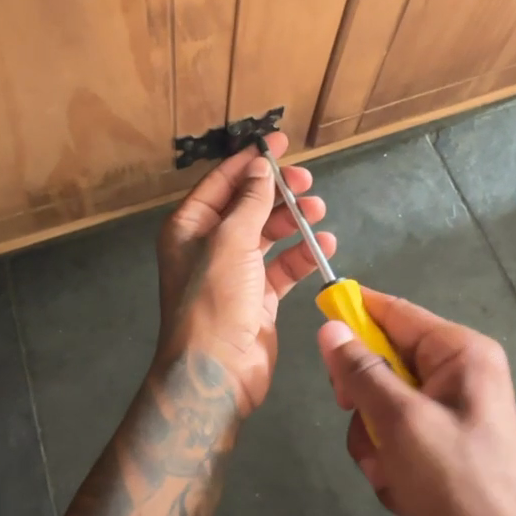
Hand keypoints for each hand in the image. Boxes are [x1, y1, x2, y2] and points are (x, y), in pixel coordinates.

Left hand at [156, 132, 330, 415]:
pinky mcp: (259, 298)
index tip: (281, 142)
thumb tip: (262, 168)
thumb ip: (250, 202)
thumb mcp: (231, 241)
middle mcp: (210, 244)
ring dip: (294, 220)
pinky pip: (284, 267)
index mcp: (190, 226)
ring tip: (319, 210)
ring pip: (269, 234)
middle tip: (307, 182)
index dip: (251, 160)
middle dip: (278, 191)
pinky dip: (303, 255)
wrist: (216, 372)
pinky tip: (325, 246)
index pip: (222, 182)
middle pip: (248, 205)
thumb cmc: (214, 299)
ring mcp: (235, 272)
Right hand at [318, 289, 515, 515]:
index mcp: (461, 354)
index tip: (318, 312)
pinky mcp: (442, 450)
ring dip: (374, 439)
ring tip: (387, 469)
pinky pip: (395, 437)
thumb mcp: (401, 421)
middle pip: (384, 361)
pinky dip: (389, 462)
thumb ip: (362, 372)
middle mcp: (458, 376)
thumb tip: (330, 327)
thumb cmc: (457, 484)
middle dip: (365, 397)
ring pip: (382, 404)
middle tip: (350, 411)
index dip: (356, 310)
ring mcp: (450, 415)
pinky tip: (401, 489)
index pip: (397, 313)